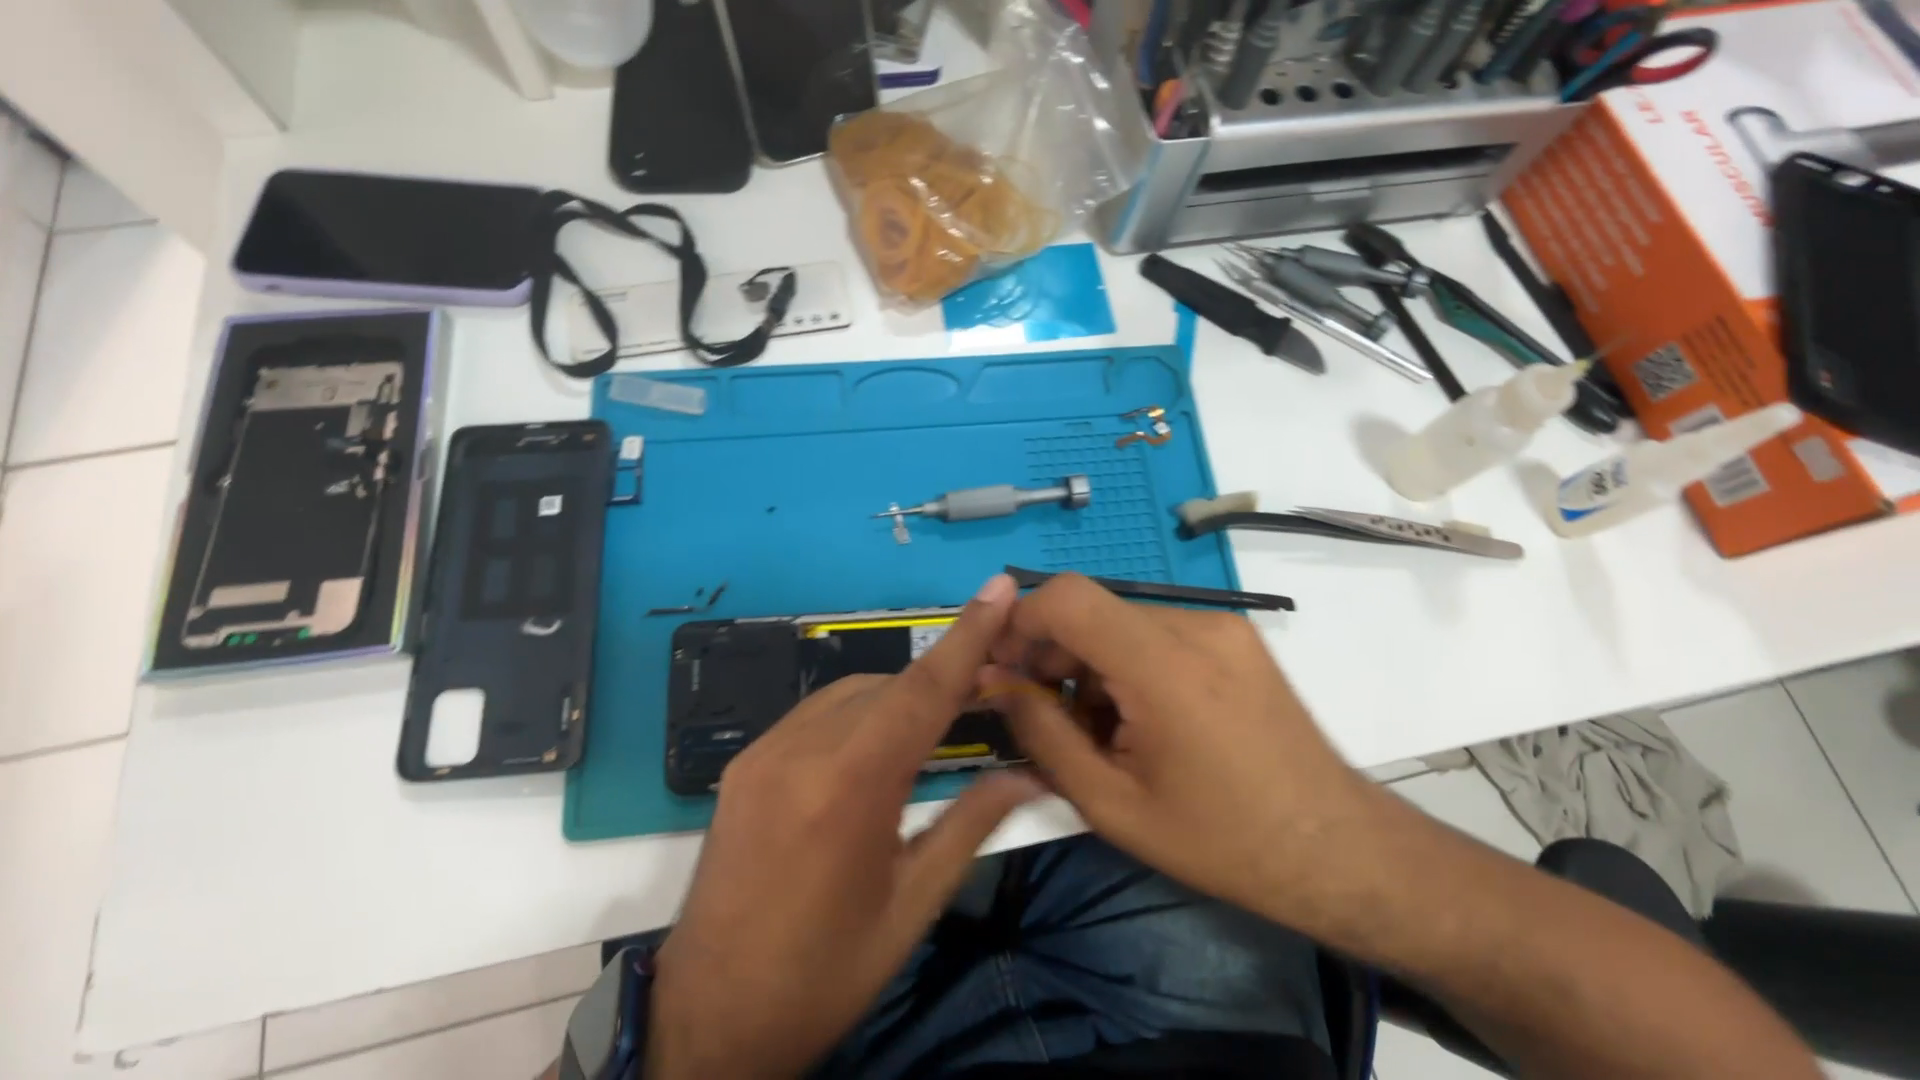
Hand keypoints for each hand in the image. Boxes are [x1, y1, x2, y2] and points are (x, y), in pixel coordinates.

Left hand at [647, 574, 1045, 1079]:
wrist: (713, 1015)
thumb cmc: (827, 972)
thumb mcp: (912, 906)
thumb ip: (969, 826)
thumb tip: (1029, 776)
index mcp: (850, 788)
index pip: (922, 691)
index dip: (968, 637)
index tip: (999, 588)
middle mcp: (800, 752)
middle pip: (887, 687)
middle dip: (940, 681)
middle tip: (988, 693)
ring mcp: (762, 755)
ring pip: (847, 694)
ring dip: (897, 697)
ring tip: (935, 726)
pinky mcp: (741, 767)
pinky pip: (812, 715)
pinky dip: (855, 715)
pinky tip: (875, 747)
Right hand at [982, 574, 1383, 925]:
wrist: (1336, 849)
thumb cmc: (1220, 839)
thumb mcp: (1111, 803)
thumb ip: (1044, 735)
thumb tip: (998, 683)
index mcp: (1163, 664)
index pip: (1067, 597)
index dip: (1020, 621)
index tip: (1002, 669)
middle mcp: (1196, 626)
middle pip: (1094, 611)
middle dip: (1053, 655)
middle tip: (1041, 716)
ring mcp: (1225, 630)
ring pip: (1124, 624)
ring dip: (1092, 666)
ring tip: (1098, 732)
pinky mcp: (1240, 642)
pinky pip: (1161, 636)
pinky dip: (1131, 667)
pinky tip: (1141, 723)